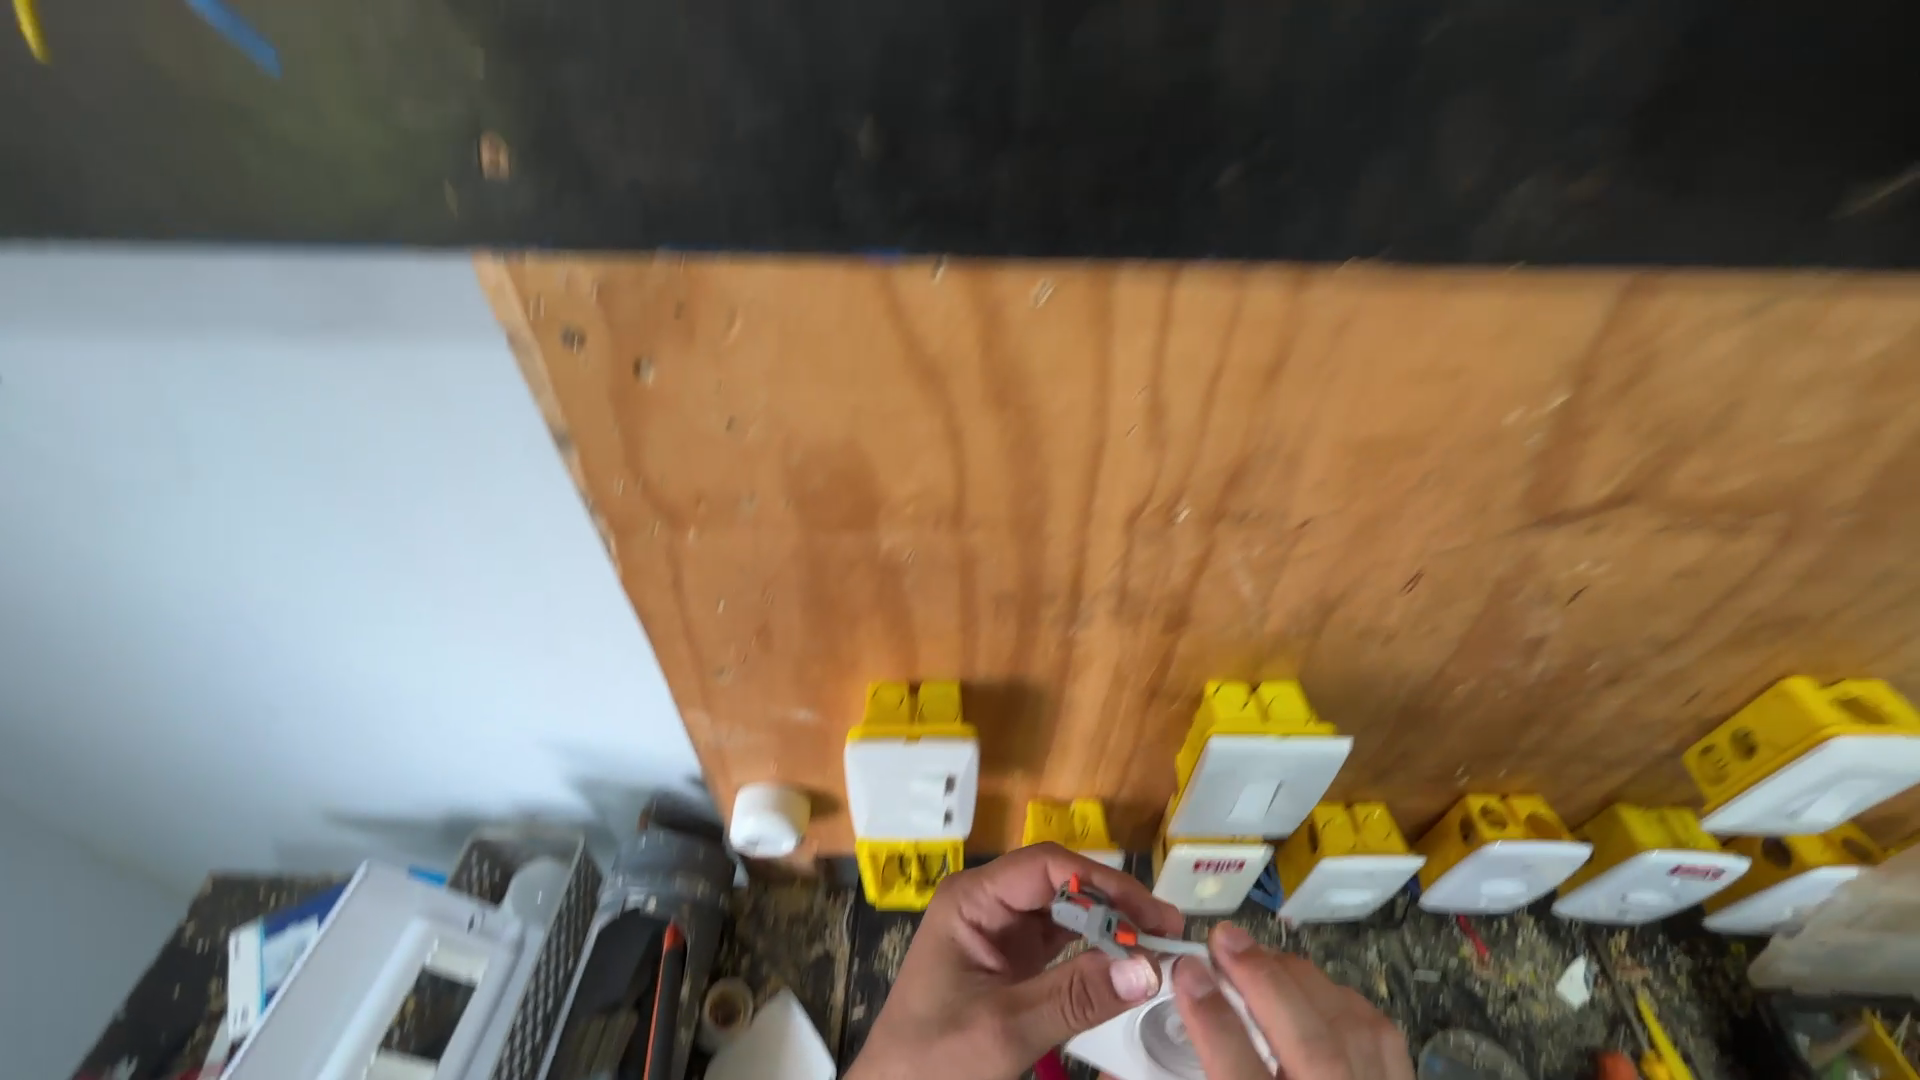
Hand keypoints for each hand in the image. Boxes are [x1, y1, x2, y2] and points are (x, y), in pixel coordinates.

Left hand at [845, 843, 1183, 1079]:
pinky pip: (1059, 941)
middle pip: (1059, 884)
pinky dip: (1093, 951)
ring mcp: (998, 929)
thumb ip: (1076, 996)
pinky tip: (1124, 962)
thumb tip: (1149, 969)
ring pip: (1064, 911)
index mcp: (973, 898)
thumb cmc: (934, 1057)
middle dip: (1112, 903)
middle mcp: (987, 901)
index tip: (1153, 914)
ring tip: (1157, 944)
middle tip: (1167, 931)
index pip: (1047, 867)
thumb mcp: (1006, 1028)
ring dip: (1108, 926)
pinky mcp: (1010, 957)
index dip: (1104, 883)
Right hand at [1171, 923, 1412, 1079]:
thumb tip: (1138, 1051)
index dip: (1213, 1022)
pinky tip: (1308, 988)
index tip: (1185, 971)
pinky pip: (1384, 1041)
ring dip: (1298, 980)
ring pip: (1353, 1035)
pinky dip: (1342, 1001)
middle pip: (1312, 1050)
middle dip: (1261, 982)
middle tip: (1221, 937)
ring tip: (1256, 955)